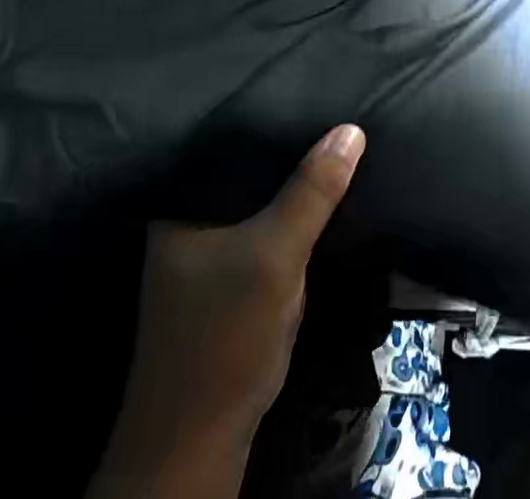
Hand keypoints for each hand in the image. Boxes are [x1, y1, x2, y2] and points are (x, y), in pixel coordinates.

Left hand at [88, 124, 365, 498]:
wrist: (201, 436)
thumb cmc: (226, 334)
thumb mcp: (276, 253)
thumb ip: (311, 192)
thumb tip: (351, 130)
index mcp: (178, 208)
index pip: (223, 145)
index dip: (266, 119)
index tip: (310, 93)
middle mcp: (184, 225)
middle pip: (242, 174)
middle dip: (284, 152)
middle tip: (331, 114)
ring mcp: (203, 256)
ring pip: (253, 204)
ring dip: (287, 187)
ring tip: (330, 145)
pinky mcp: (225, 280)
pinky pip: (260, 230)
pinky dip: (286, 216)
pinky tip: (316, 202)